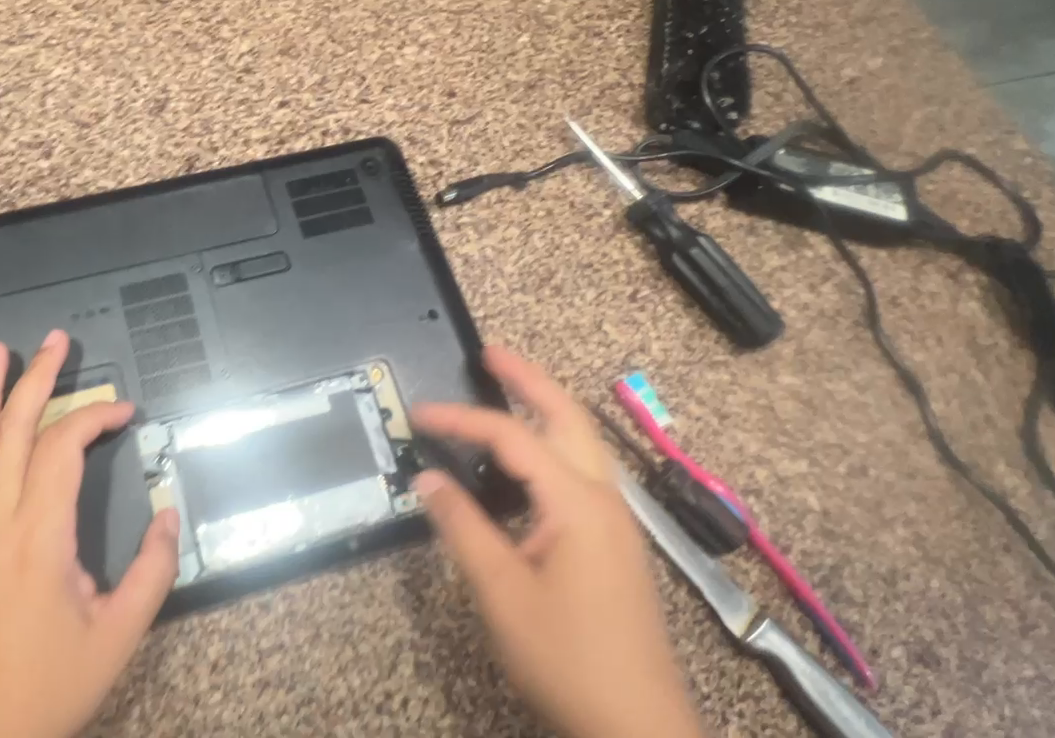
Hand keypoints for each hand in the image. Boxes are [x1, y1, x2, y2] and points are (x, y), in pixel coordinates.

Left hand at [0, 330, 181, 737]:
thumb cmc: (44, 691)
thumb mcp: (118, 638)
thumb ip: (152, 571)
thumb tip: (168, 515)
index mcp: (36, 537)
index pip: (61, 448)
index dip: (94, 416)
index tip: (125, 410)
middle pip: (9, 428)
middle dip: (35, 377)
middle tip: (56, 340)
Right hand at [409, 346, 704, 737]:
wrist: (637, 727)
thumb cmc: (566, 656)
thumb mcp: (501, 592)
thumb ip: (462, 527)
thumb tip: (426, 479)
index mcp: (576, 502)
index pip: (511, 437)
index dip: (460, 419)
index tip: (417, 414)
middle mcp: (603, 499)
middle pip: (568, 417)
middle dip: (529, 379)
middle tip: (491, 354)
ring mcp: (615, 522)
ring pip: (582, 443)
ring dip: (545, 408)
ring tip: (508, 390)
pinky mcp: (613, 544)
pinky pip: (582, 472)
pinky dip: (552, 444)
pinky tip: (528, 463)